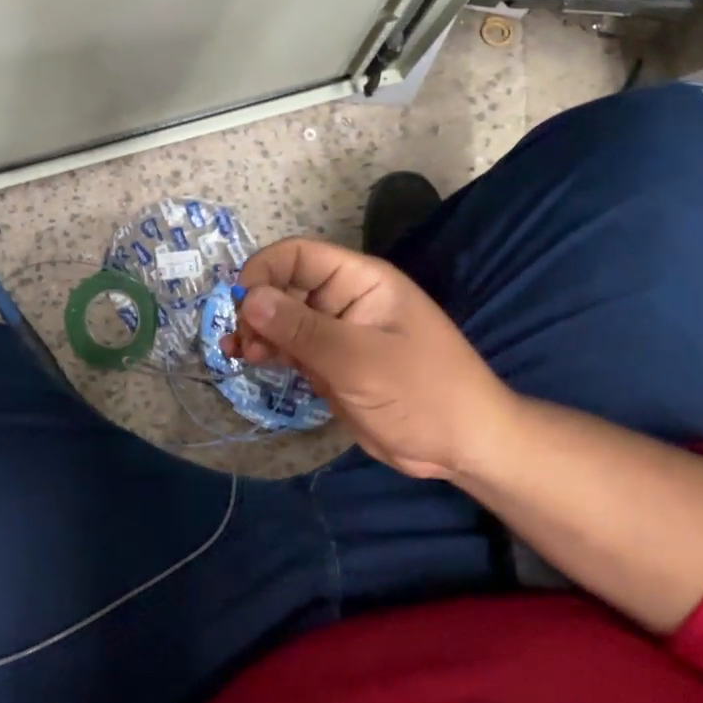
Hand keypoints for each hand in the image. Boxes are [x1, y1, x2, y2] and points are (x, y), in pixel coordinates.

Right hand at [228, 238, 518, 479]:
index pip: (299, 255)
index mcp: (360, 281)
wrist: (465, 447)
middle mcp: (344, 299)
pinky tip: (247, 359)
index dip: (265, 271)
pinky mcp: (331, 363)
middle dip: (256, 306)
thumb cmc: (422, 392)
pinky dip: (267, 351)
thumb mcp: (359, 360)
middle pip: (284, 285)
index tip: (240, 304)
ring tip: (237, 352)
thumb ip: (302, 329)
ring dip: (256, 331)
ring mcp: (337, 332)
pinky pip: (291, 347)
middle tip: (240, 339)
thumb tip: (247, 298)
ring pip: (282, 318)